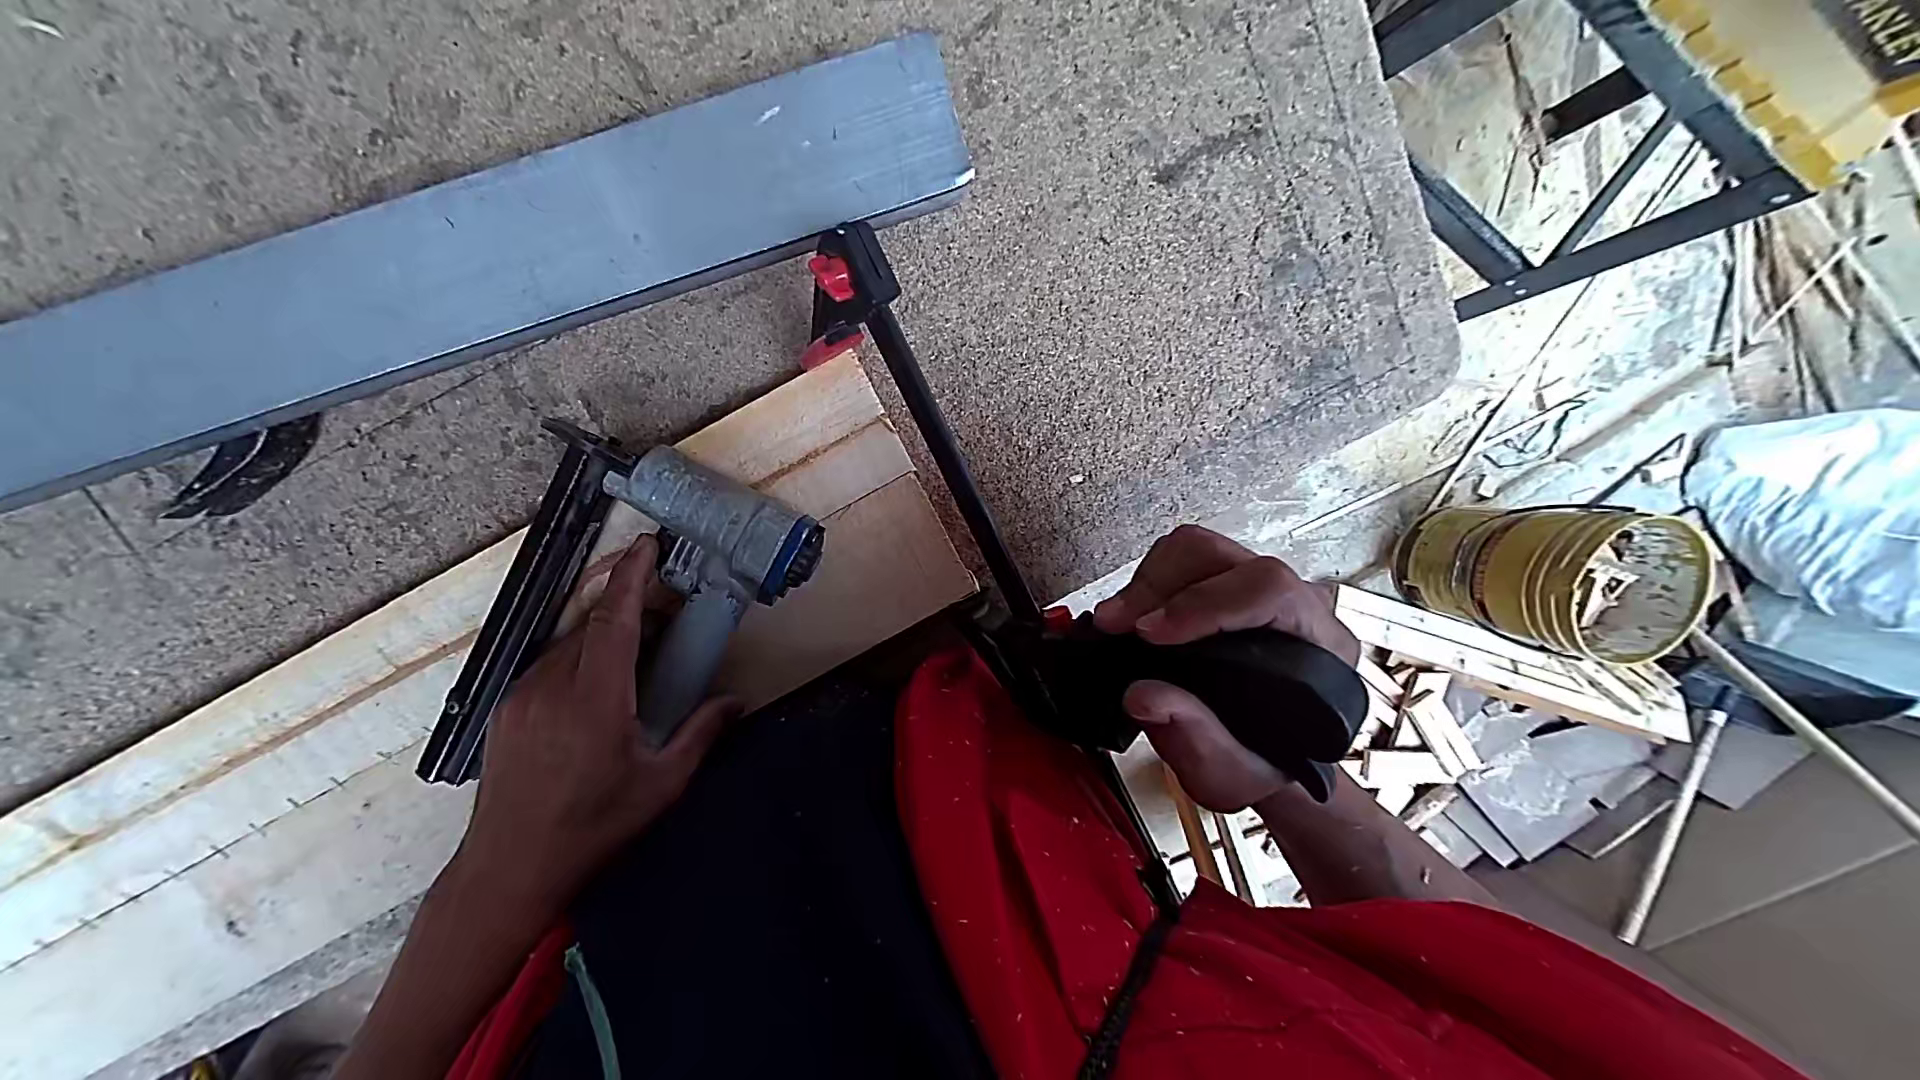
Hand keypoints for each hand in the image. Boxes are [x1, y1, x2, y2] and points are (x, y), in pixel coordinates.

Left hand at [454, 534, 741, 915]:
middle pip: (592, 623)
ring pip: (568, 641)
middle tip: (663, 602)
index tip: (647, 548)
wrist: (509, 870)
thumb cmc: (593, 829)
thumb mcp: (661, 785)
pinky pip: (548, 663)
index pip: (615, 621)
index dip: (631, 578)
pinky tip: (599, 678)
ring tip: (636, 642)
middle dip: (626, 601)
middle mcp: (552, 688)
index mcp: (595, 701)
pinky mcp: (506, 709)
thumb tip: (734, 701)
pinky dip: (580, 653)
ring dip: (604, 630)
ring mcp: (522, 697)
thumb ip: (701, 734)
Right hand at [1091, 524, 1358, 810]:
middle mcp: (1291, 607)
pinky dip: (1144, 585)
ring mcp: (1254, 591)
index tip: (1151, 633)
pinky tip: (1129, 619)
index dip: (1202, 605)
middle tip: (1118, 624)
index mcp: (1318, 648)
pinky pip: (1179, 562)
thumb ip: (1196, 743)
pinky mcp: (1221, 587)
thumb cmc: (1263, 763)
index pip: (1268, 590)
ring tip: (1117, 623)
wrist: (1264, 760)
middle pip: (1221, 557)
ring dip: (1146, 583)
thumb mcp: (1234, 777)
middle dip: (1158, 587)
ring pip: (1195, 550)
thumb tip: (1145, 696)